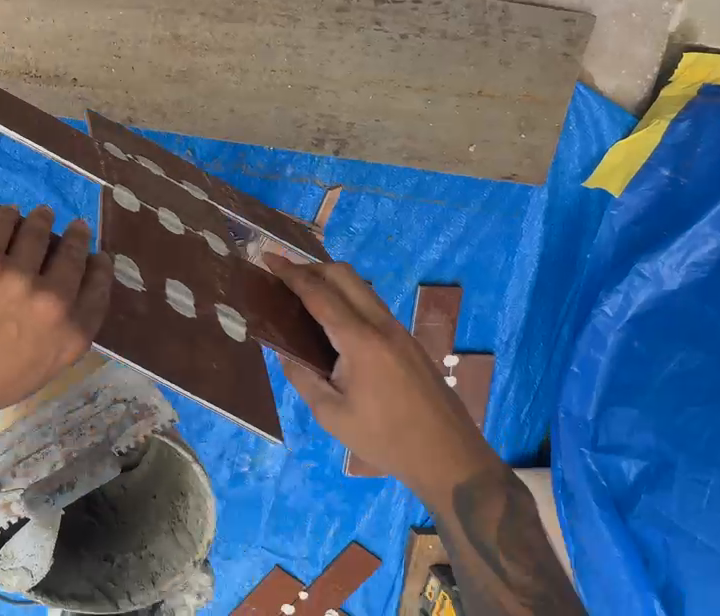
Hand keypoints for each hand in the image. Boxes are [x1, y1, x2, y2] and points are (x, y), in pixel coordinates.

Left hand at [0, 205, 112, 436]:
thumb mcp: (33, 373)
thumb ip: (53, 338)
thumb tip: (58, 307)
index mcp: (68, 336)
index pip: (98, 292)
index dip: (100, 270)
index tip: (98, 257)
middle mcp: (51, 301)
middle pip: (72, 257)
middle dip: (77, 238)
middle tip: (76, 228)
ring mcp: (15, 273)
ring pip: (38, 232)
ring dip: (42, 220)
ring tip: (42, 215)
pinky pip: (1, 223)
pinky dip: (7, 216)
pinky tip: (8, 214)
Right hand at [271, 260, 501, 501]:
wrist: (452, 460)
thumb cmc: (386, 439)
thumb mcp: (330, 414)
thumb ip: (301, 376)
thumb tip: (283, 350)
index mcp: (360, 341)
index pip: (318, 293)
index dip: (290, 273)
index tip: (267, 258)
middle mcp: (382, 326)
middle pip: (344, 275)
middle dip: (310, 268)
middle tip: (283, 276)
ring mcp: (400, 332)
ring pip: (361, 287)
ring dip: (330, 281)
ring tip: (303, 295)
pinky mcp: (409, 342)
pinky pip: (371, 305)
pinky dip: (346, 298)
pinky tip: (332, 321)